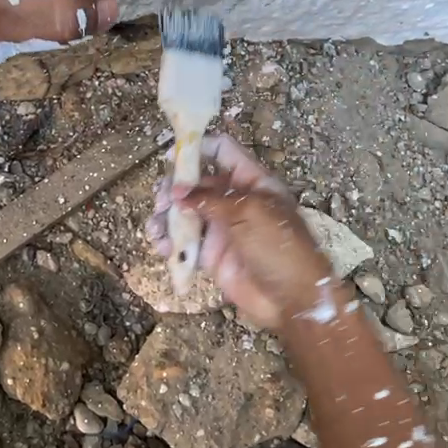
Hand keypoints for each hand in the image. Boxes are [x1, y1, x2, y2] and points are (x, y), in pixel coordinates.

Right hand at [148, 134, 334, 330]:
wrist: (292, 300)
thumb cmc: (279, 248)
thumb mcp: (249, 214)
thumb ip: (210, 199)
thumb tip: (177, 193)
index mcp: (251, 181)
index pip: (222, 151)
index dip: (198, 148)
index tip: (171, 158)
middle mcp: (233, 199)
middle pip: (195, 181)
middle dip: (173, 187)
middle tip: (161, 200)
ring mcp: (220, 226)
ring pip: (184, 211)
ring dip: (166, 216)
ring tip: (156, 229)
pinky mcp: (210, 252)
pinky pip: (183, 241)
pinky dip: (169, 241)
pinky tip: (163, 247)